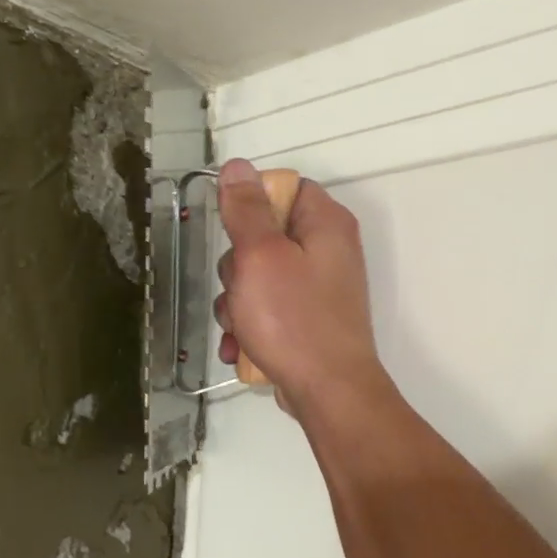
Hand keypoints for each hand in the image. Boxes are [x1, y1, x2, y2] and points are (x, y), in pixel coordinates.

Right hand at [213, 159, 387, 413]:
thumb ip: (246, 211)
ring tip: (241, 329)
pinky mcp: (307, 322)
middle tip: (239, 292)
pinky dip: (249, 329)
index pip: (282, 189)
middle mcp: (326, 250)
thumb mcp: (260, 257)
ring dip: (236, 306)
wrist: (326, 389)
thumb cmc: (292, 319)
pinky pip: (266, 313)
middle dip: (236, 271)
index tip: (230, 234)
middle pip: (262, 239)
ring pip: (256, 281)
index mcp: (324, 223)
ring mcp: (317, 289)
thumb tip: (237, 167)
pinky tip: (241, 350)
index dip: (250, 206)